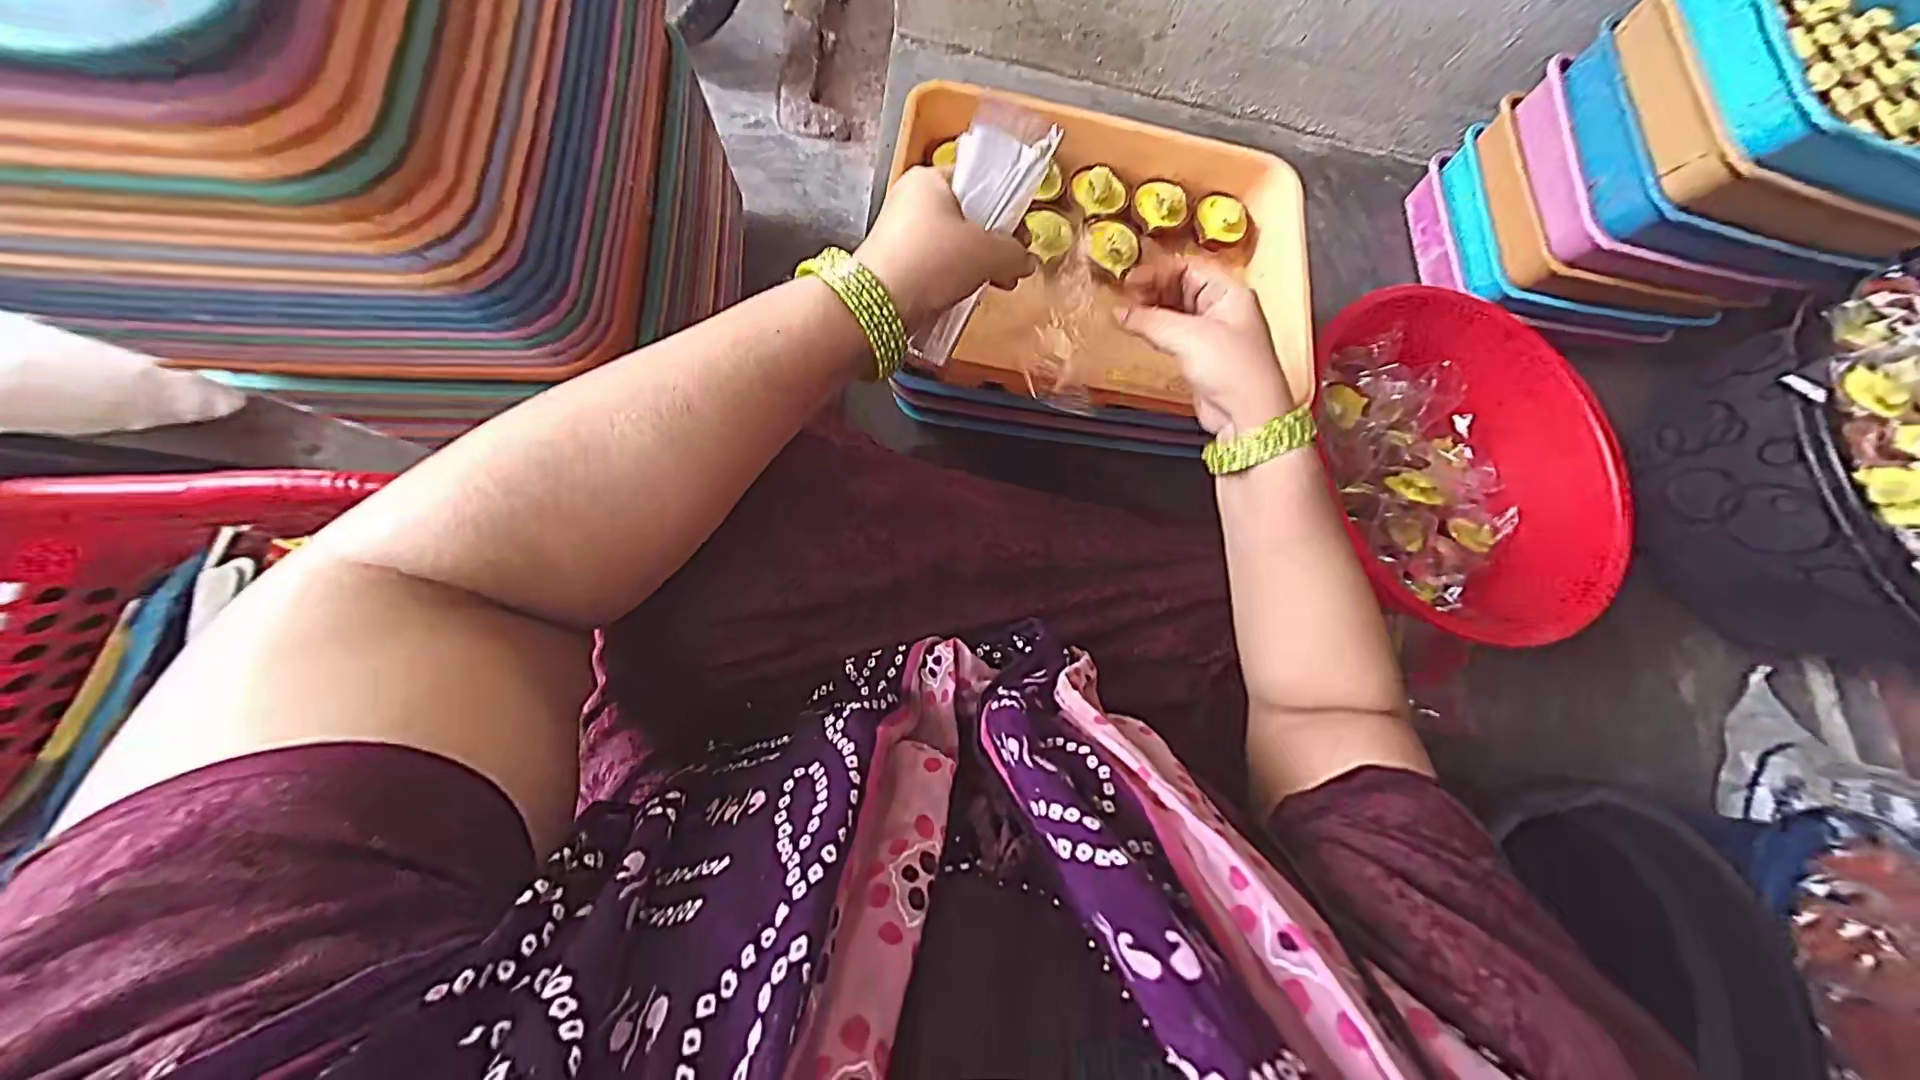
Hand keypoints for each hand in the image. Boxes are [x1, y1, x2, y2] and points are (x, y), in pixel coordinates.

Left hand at [856, 166, 1035, 329]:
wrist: (879, 305)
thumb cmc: (933, 263)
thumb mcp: (987, 254)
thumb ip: (1015, 253)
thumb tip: (1027, 261)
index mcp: (931, 179)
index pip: (980, 182)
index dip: (1007, 208)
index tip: (1021, 236)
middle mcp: (912, 199)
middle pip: (968, 217)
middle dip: (994, 244)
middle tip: (1011, 266)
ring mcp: (900, 232)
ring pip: (952, 244)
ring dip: (978, 264)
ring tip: (995, 284)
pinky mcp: (895, 263)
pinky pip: (935, 264)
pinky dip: (954, 277)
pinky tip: (968, 294)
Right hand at [1116, 257, 1294, 437]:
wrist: (1247, 415)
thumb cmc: (1237, 372)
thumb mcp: (1189, 337)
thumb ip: (1150, 321)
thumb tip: (1122, 311)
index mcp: (1229, 292)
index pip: (1188, 268)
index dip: (1157, 271)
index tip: (1131, 280)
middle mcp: (1221, 309)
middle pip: (1180, 288)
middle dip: (1151, 290)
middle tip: (1125, 295)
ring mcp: (1210, 333)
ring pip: (1173, 311)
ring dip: (1149, 311)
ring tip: (1126, 312)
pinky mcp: (1199, 355)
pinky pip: (1172, 334)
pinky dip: (1153, 330)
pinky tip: (1137, 330)